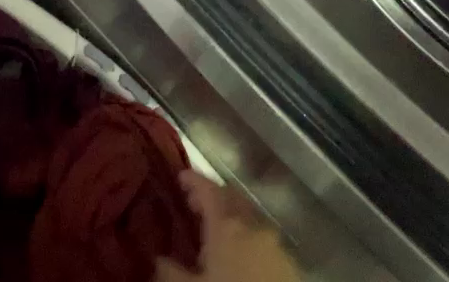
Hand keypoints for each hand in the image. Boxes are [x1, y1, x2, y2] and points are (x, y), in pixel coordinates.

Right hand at [154, 170, 298, 281]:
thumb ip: (171, 272)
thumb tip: (158, 260)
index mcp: (227, 226)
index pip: (208, 189)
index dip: (194, 180)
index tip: (181, 177)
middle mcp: (254, 226)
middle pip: (232, 197)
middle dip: (213, 196)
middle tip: (194, 204)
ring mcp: (276, 243)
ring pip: (250, 217)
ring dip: (232, 216)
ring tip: (216, 232)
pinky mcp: (290, 262)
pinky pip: (264, 238)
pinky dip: (249, 236)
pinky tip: (241, 255)